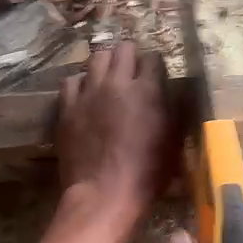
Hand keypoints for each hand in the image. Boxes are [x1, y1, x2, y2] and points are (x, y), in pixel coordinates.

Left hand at [56, 41, 173, 223]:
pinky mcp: (68, 107)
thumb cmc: (147, 173)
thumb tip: (175, 92)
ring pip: (96, 58)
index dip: (155, 64)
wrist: (104, 194)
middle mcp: (117, 83)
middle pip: (123, 49)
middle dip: (131, 55)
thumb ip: (174, 110)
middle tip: (133, 69)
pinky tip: (85, 93)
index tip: (156, 74)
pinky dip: (81, 82)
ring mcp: (89, 93)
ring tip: (109, 76)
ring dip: (106, 63)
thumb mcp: (173, 142)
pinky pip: (71, 80)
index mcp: (147, 90)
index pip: (153, 58)